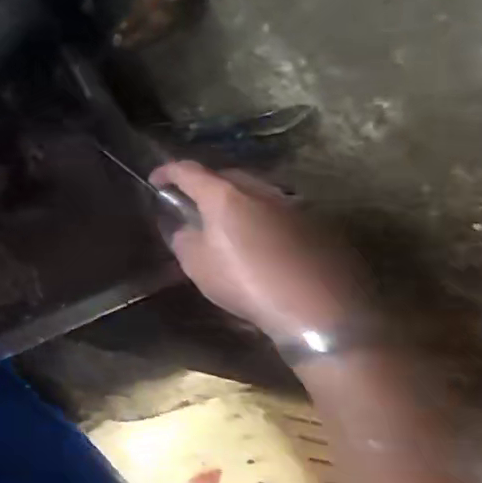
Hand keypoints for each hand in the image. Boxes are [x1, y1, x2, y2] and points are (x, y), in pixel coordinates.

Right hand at [152, 161, 370, 341]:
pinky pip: (283, 212)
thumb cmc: (247, 284)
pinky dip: (265, 219)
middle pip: (227, 176)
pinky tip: (264, 243)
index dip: (167, 172)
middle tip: (194, 204)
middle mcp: (262, 191)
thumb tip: (187, 226)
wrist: (325, 312)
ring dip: (239, 201)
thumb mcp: (196, 264)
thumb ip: (183, 237)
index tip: (156, 181)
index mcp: (224, 196)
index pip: (188, 170)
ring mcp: (297, 206)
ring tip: (230, 224)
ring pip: (259, 192)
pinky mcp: (323, 226)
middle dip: (206, 184)